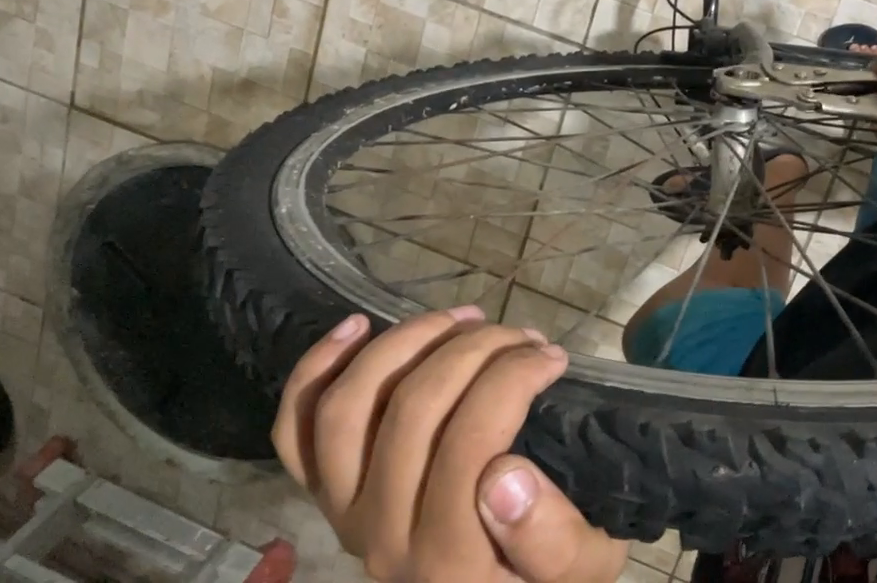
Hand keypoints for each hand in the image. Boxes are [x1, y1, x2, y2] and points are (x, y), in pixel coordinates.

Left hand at [274, 307, 630, 582]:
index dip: (513, 379)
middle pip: (412, 411)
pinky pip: (296, 429)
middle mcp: (382, 539)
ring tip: (466, 319)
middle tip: (522, 334)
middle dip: (476, 349)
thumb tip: (504, 477)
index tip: (553, 357)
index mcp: (449, 561)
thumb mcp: (580, 570)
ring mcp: (344, 514)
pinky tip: (359, 326)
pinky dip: (317, 368)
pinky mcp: (326, 495)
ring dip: (407, 342)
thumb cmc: (543, 576)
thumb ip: (554, 542)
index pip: (470, 442)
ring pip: (348, 407)